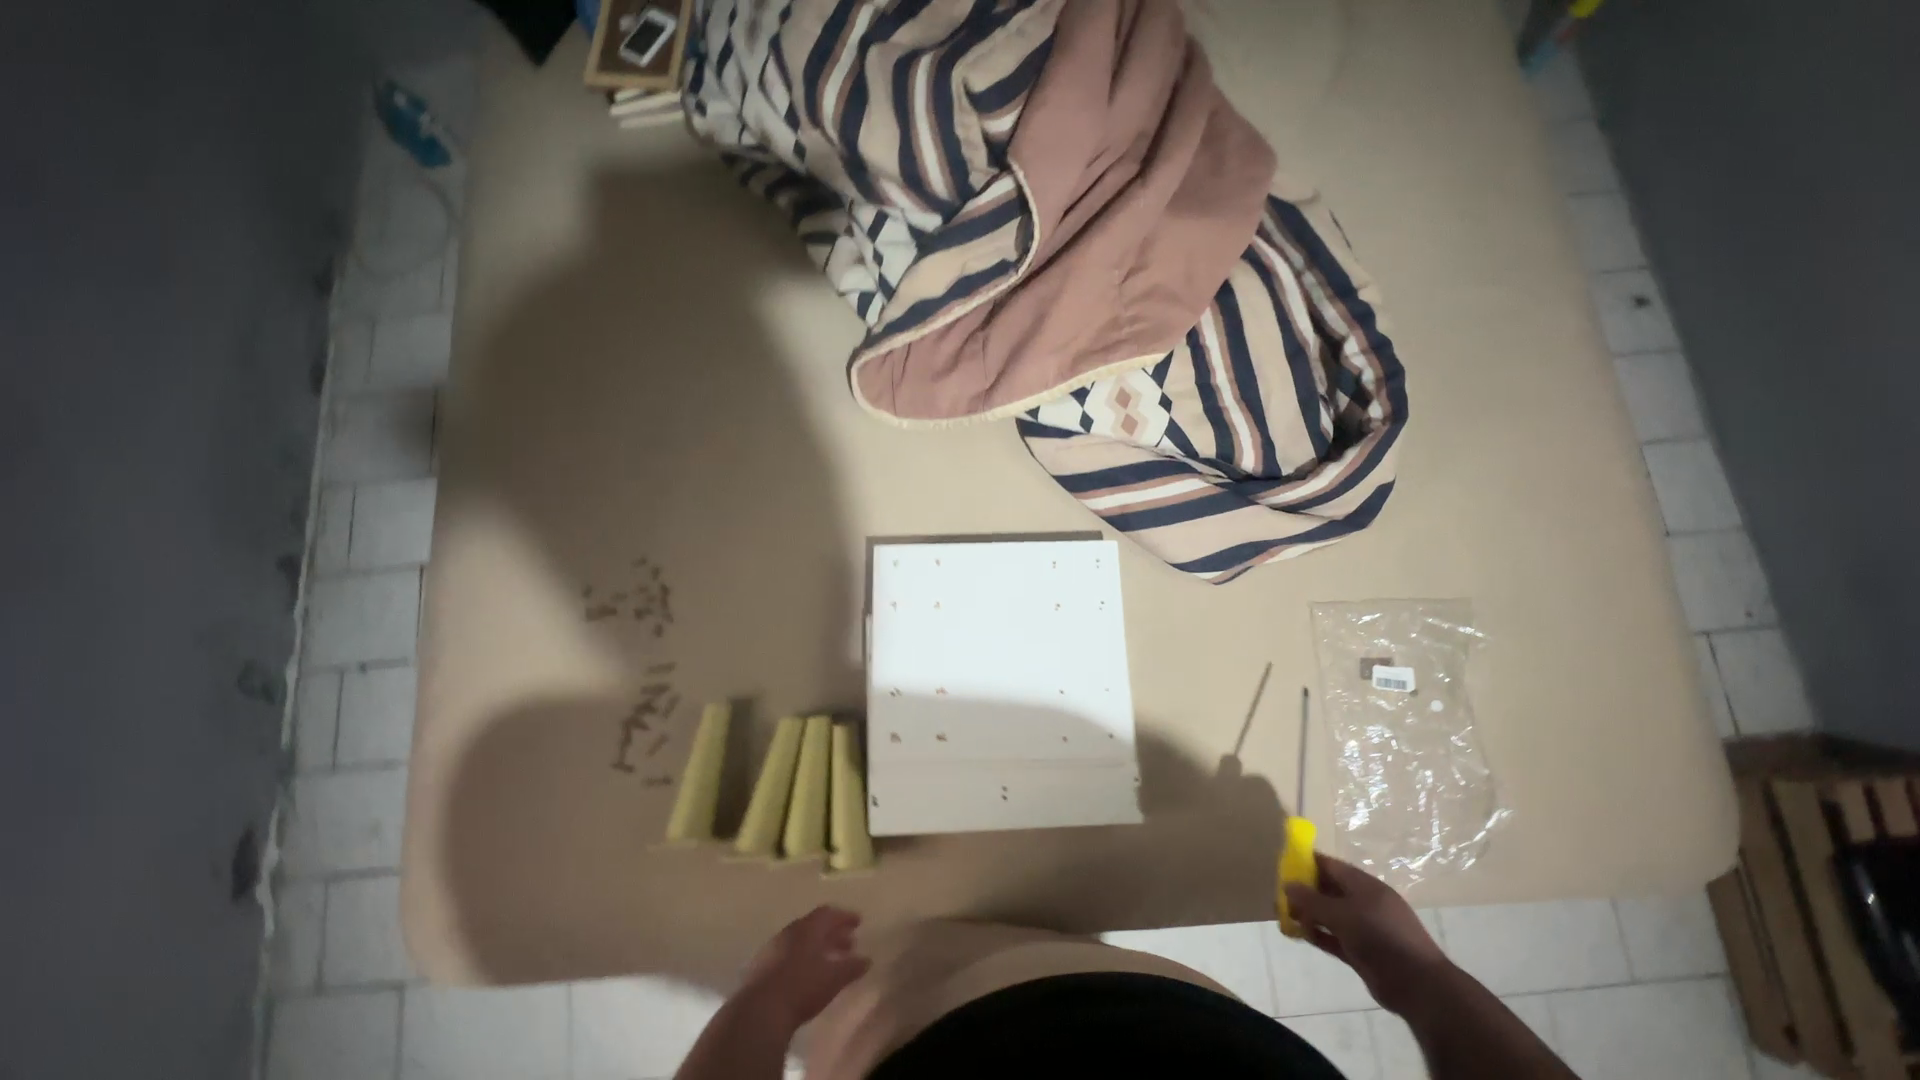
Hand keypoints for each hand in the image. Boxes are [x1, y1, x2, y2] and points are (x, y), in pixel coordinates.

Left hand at [737, 906, 870, 1031]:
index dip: (844, 916)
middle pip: (813, 926)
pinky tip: (807, 976)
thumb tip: (866, 959)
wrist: (759, 1011)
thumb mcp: (834, 978)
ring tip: (830, 962)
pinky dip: (801, 960)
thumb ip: (852, 967)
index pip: (827, 913)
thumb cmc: (802, 987)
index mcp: (807, 929)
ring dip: (816, 948)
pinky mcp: (759, 969)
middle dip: (833, 934)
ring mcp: (771, 950)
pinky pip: (786, 956)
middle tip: (849, 944)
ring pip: (799, 942)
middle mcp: (788, 933)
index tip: (858, 923)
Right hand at [1283, 854, 1452, 1016]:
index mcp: (1364, 886)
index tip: (1282, 864)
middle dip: (1303, 891)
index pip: (1331, 866)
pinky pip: (1333, 937)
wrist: (1417, 984)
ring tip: (1281, 915)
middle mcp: (1364, 903)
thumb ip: (1312, 900)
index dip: (1307, 862)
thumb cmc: (1380, 937)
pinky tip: (1297, 934)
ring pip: (1329, 915)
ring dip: (1307, 914)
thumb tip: (1287, 884)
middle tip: (1277, 894)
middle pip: (1328, 890)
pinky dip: (1316, 934)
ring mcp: (1363, 928)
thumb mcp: (1343, 914)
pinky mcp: (1361, 951)